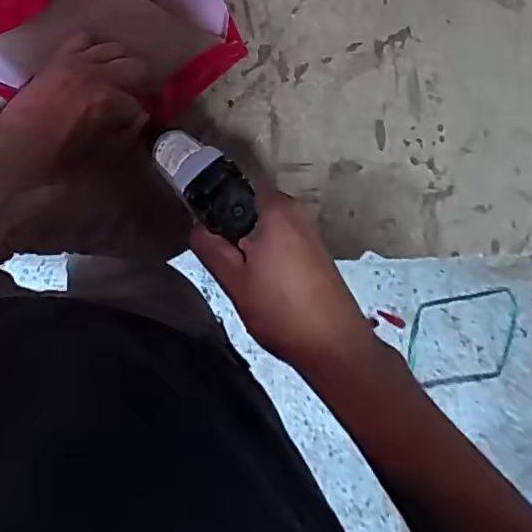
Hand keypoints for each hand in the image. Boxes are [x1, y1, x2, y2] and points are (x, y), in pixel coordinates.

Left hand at [0, 32, 148, 189]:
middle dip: (137, 84)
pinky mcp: (59, 57)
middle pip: (136, 67)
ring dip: (118, 64)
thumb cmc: (56, 157)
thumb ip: (125, 135)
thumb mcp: (99, 155)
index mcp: (107, 102)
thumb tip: (140, 118)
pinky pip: (83, 38)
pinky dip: (91, 47)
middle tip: (127, 97)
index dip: (135, 115)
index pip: (136, 104)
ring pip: (114, 48)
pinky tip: (90, 61)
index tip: (129, 122)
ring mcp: (76, 62)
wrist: (13, 146)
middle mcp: (96, 76)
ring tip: (112, 78)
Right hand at [189, 186, 377, 373]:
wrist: (334, 345)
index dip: (214, 206)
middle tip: (226, 264)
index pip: (235, 186)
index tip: (206, 232)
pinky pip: (283, 241)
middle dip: (233, 231)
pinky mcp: (316, 251)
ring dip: (251, 246)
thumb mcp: (234, 280)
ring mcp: (309, 230)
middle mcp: (296, 211)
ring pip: (266, 228)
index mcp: (275, 208)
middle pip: (250, 208)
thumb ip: (210, 247)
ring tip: (247, 280)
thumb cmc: (282, 311)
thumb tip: (198, 225)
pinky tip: (267, 287)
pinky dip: (269, 256)